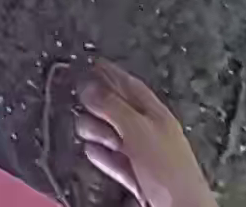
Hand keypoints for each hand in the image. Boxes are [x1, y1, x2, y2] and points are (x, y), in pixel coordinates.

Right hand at [76, 60, 217, 206]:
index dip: (111, 73)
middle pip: (121, 110)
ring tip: (80, 126)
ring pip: (116, 137)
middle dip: (99, 103)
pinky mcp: (139, 181)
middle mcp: (151, 133)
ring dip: (97, 130)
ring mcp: (145, 158)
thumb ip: (112, 106)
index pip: (131, 86)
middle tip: (78, 97)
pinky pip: (117, 162)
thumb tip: (88, 86)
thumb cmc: (166, 168)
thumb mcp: (137, 129)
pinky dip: (103, 155)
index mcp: (156, 114)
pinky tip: (90, 150)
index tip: (92, 63)